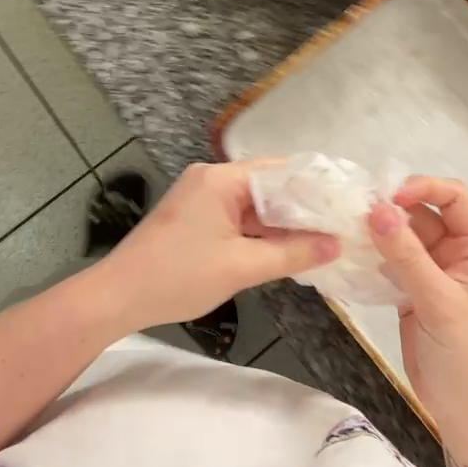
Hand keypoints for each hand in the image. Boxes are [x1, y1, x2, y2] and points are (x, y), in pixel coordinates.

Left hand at [98, 160, 340, 332]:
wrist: (119, 295)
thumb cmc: (179, 276)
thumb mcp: (241, 267)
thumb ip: (292, 254)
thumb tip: (335, 244)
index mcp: (221, 179)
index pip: (280, 170)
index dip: (315, 187)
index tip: (348, 203)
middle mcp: (211, 178)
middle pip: (268, 186)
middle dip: (303, 207)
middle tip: (344, 225)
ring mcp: (201, 197)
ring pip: (254, 204)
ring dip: (283, 222)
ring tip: (327, 238)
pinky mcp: (196, 217)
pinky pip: (238, 217)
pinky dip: (261, 232)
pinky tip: (289, 249)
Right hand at [367, 177, 467, 428]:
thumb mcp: (440, 303)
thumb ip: (407, 256)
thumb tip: (376, 209)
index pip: (455, 198)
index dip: (424, 188)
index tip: (388, 196)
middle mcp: (455, 256)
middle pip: (422, 214)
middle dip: (392, 208)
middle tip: (354, 209)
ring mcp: (431, 276)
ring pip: (402, 238)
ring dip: (377, 232)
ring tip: (344, 229)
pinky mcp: (410, 295)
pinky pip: (389, 263)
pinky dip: (370, 257)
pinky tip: (347, 255)